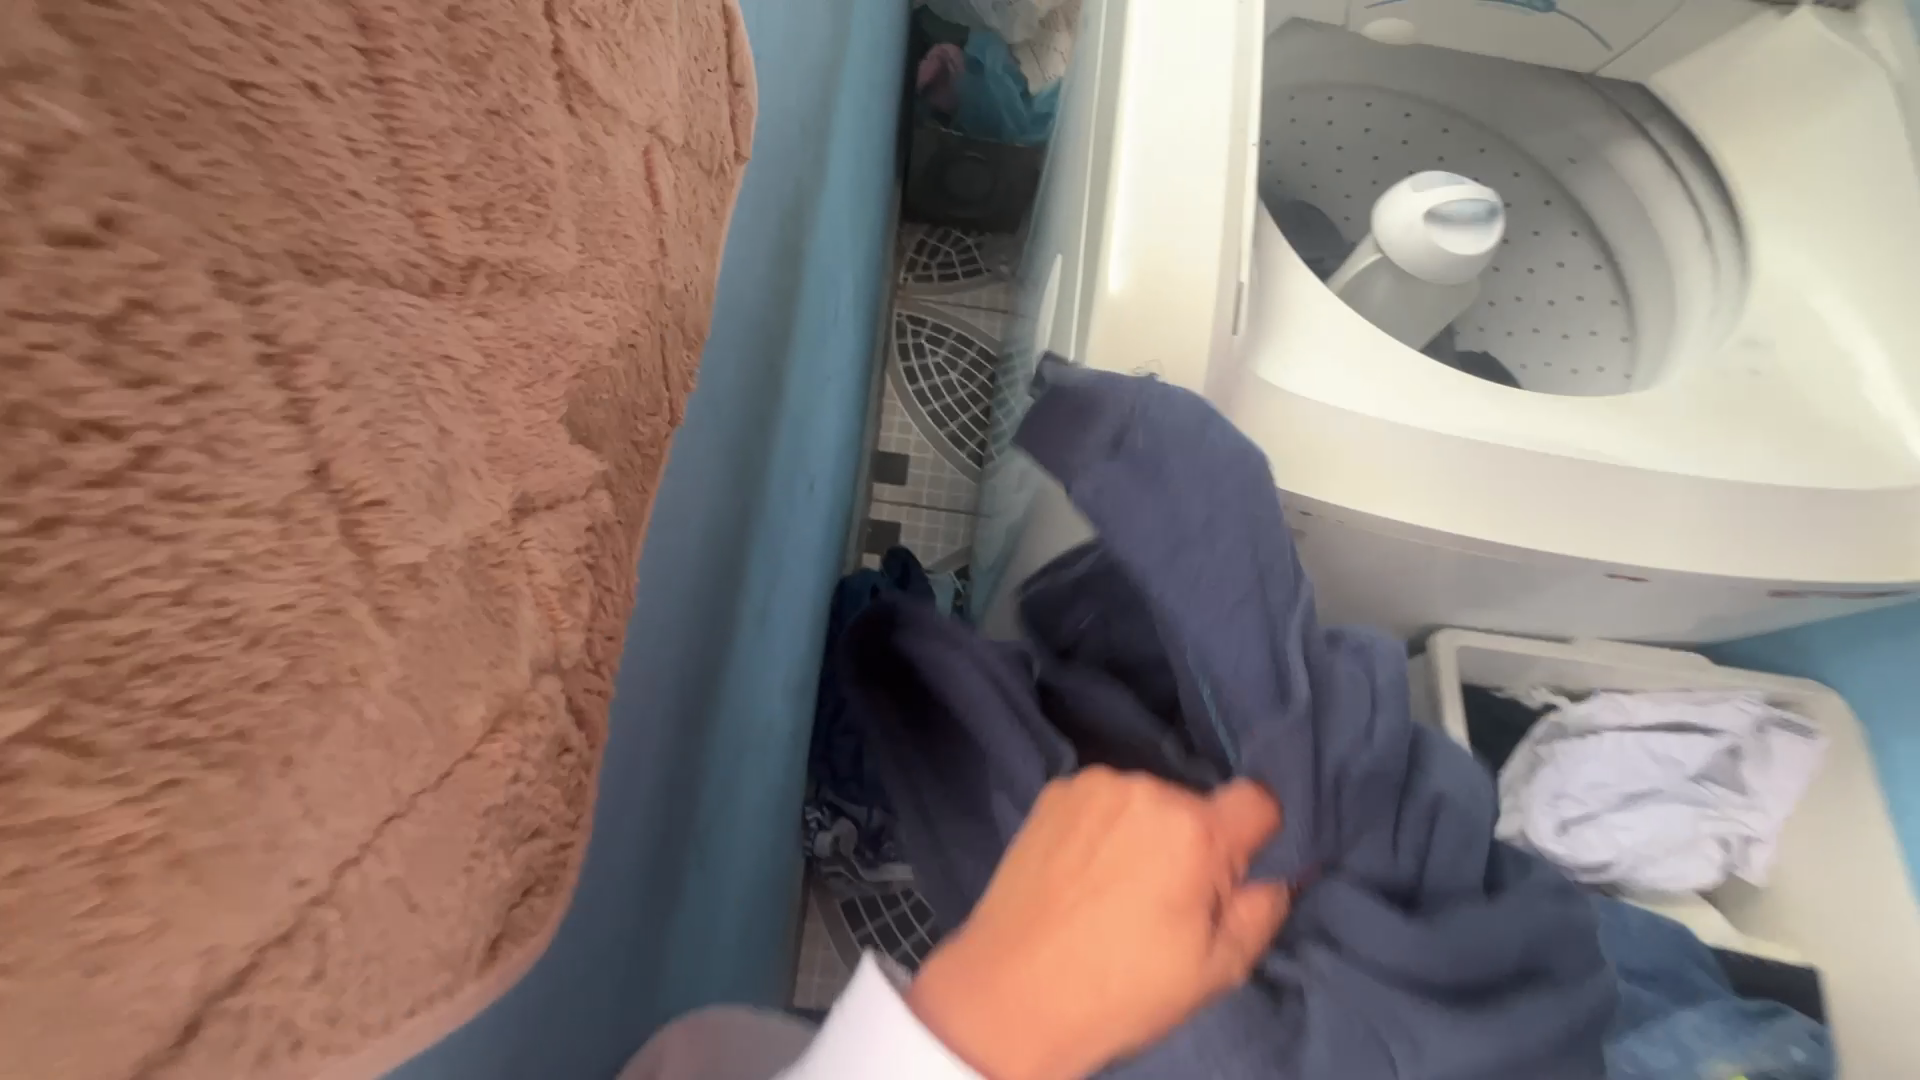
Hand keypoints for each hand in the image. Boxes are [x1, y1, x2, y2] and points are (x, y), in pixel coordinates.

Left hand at [906, 769, 1290, 1079]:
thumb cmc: (1122, 988)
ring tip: (1114, 885)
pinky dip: (1104, 824)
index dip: (1257, 834)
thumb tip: (1279, 875)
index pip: (1258, 799)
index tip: (1234, 870)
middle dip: (1193, 842)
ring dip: (1145, 830)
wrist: (1013, 988)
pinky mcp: (1056, 790)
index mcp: (1195, 831)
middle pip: (1195, 805)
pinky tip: (1082, 868)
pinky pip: (1103, 800)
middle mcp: (1147, 789)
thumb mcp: (1214, 971)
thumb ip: (1261, 912)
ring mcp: (1095, 785)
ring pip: (1147, 801)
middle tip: (1162, 897)